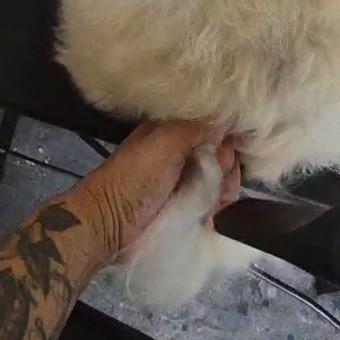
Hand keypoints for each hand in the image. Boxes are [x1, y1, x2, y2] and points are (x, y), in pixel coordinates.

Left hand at [66, 121, 238, 262]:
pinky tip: (212, 214)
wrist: (110, 224)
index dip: (226, 136)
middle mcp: (182, 150)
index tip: (225, 151)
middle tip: (217, 180)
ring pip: (220, 178)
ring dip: (224, 190)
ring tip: (216, 202)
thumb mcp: (165, 142)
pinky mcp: (186, 205)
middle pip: (222, 152)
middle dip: (226, 167)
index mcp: (174, 128)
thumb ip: (196, 126)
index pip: (214, 124)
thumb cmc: (135, 177)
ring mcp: (185, 179)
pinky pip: (213, 201)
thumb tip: (229, 115)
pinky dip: (217, 207)